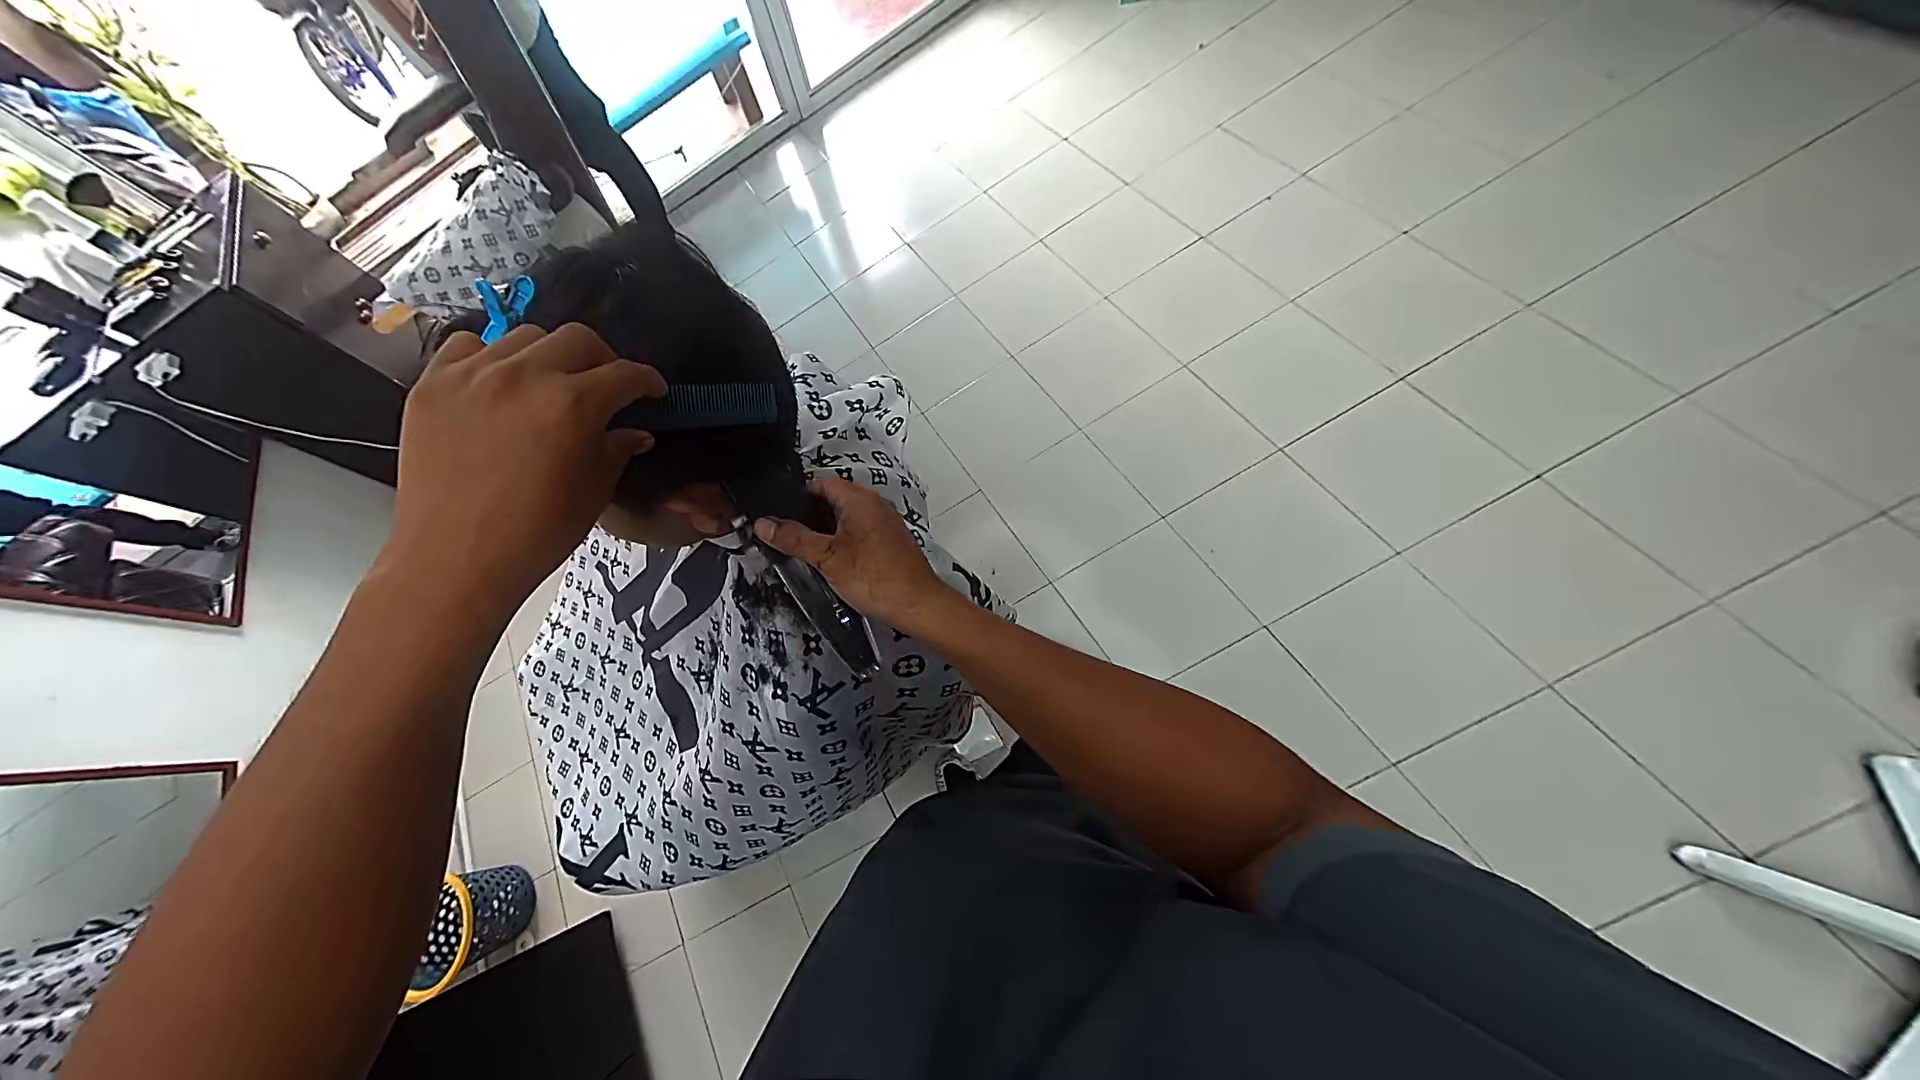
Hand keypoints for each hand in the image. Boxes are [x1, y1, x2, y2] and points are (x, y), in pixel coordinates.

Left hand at [384, 323, 664, 616]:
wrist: (457, 558)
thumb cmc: (536, 532)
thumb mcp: (594, 491)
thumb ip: (617, 450)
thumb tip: (632, 433)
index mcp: (573, 405)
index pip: (625, 374)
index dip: (648, 380)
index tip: (652, 389)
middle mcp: (524, 377)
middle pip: (577, 340)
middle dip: (604, 359)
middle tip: (608, 384)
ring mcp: (472, 376)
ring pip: (525, 336)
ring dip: (551, 356)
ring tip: (553, 383)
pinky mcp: (432, 385)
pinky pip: (469, 347)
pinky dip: (493, 357)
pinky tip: (501, 383)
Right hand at [753, 476, 953, 628]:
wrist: (917, 605)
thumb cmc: (879, 579)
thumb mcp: (827, 558)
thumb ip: (794, 538)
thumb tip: (765, 525)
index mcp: (860, 499)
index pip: (821, 483)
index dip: (797, 497)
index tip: (779, 514)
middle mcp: (875, 505)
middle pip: (832, 501)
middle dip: (809, 517)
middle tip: (788, 536)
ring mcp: (885, 523)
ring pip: (846, 519)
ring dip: (826, 533)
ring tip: (807, 552)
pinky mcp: (889, 542)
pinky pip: (859, 533)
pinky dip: (843, 543)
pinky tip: (833, 563)